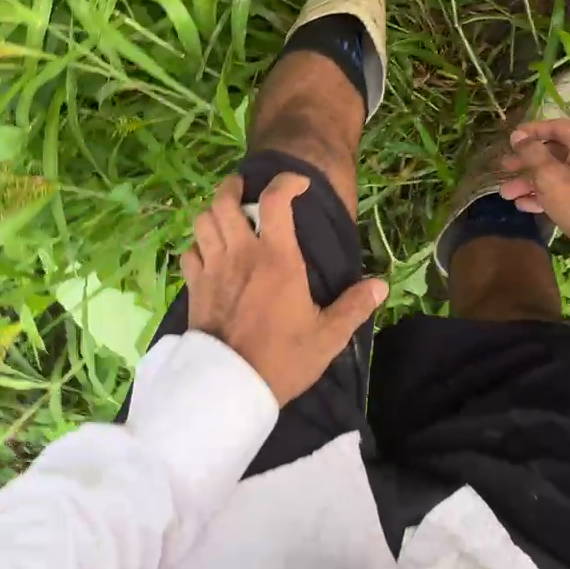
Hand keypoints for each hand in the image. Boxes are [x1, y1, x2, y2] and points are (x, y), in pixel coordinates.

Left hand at [183, 173, 387, 405]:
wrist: (231, 387)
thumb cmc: (283, 359)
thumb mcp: (327, 336)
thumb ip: (353, 306)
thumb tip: (380, 284)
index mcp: (276, 257)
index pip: (275, 200)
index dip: (287, 182)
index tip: (299, 184)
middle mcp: (241, 253)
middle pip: (225, 200)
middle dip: (234, 186)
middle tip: (245, 188)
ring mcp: (213, 267)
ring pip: (203, 220)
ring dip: (213, 212)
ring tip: (226, 215)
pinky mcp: (194, 286)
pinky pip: (189, 251)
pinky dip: (198, 245)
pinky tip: (209, 254)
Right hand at [497, 118, 569, 284]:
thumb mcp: (549, 176)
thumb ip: (531, 152)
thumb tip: (517, 136)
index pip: (559, 127)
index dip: (533, 129)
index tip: (512, 138)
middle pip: (555, 152)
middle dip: (526, 161)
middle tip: (505, 167)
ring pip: (558, 174)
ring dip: (531, 182)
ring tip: (507, 194)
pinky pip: (566, 189)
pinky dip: (546, 194)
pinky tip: (524, 205)